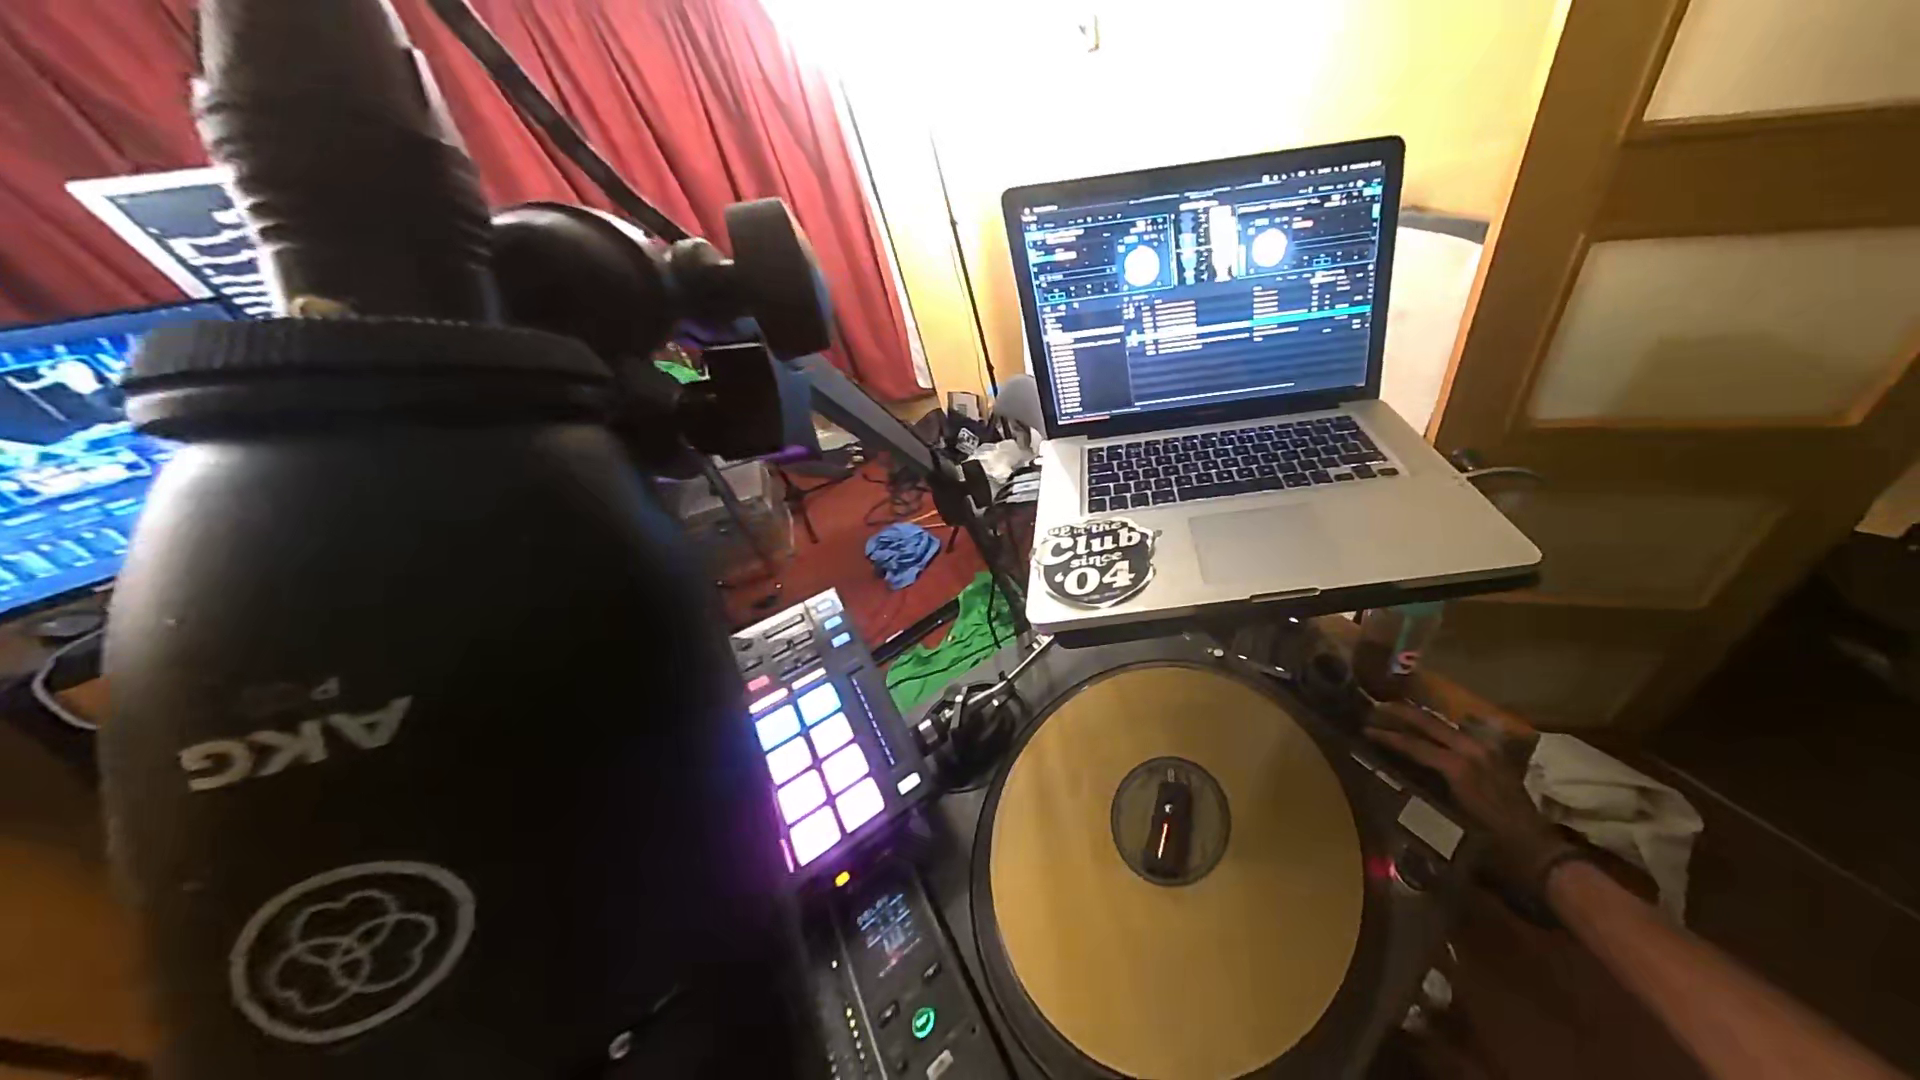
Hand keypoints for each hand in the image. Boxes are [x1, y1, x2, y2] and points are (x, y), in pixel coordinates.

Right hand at [1364, 702, 1572, 894]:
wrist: (1538, 854)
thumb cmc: (1491, 844)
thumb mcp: (1451, 818)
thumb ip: (1424, 790)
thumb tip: (1393, 774)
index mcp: (1457, 767)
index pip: (1413, 744)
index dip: (1386, 736)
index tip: (1364, 729)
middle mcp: (1471, 752)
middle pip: (1429, 723)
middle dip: (1400, 714)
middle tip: (1374, 709)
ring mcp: (1486, 752)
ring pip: (1445, 725)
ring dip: (1419, 718)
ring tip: (1396, 713)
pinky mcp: (1494, 758)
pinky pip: (1459, 734)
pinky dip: (1438, 729)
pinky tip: (1428, 730)